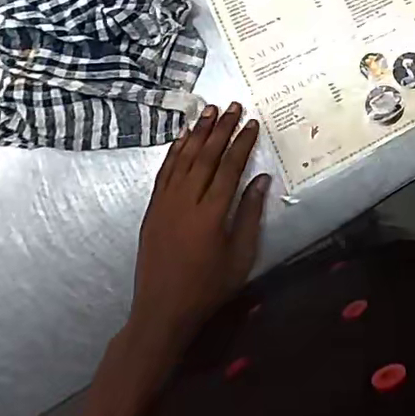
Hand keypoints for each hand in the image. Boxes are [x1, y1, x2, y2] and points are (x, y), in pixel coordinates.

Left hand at [129, 103, 270, 353]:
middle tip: (233, 106)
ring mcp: (166, 201)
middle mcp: (186, 201)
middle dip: (221, 128)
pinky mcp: (153, 206)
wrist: (162, 309)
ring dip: (198, 132)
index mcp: (212, 214)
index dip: (241, 143)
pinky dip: (174, 150)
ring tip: (209, 110)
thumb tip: (261, 179)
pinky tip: (182, 137)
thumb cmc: (207, 288)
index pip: (229, 168)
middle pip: (206, 155)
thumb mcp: (240, 257)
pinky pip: (165, 170)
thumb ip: (250, 215)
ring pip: (184, 157)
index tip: (251, 123)